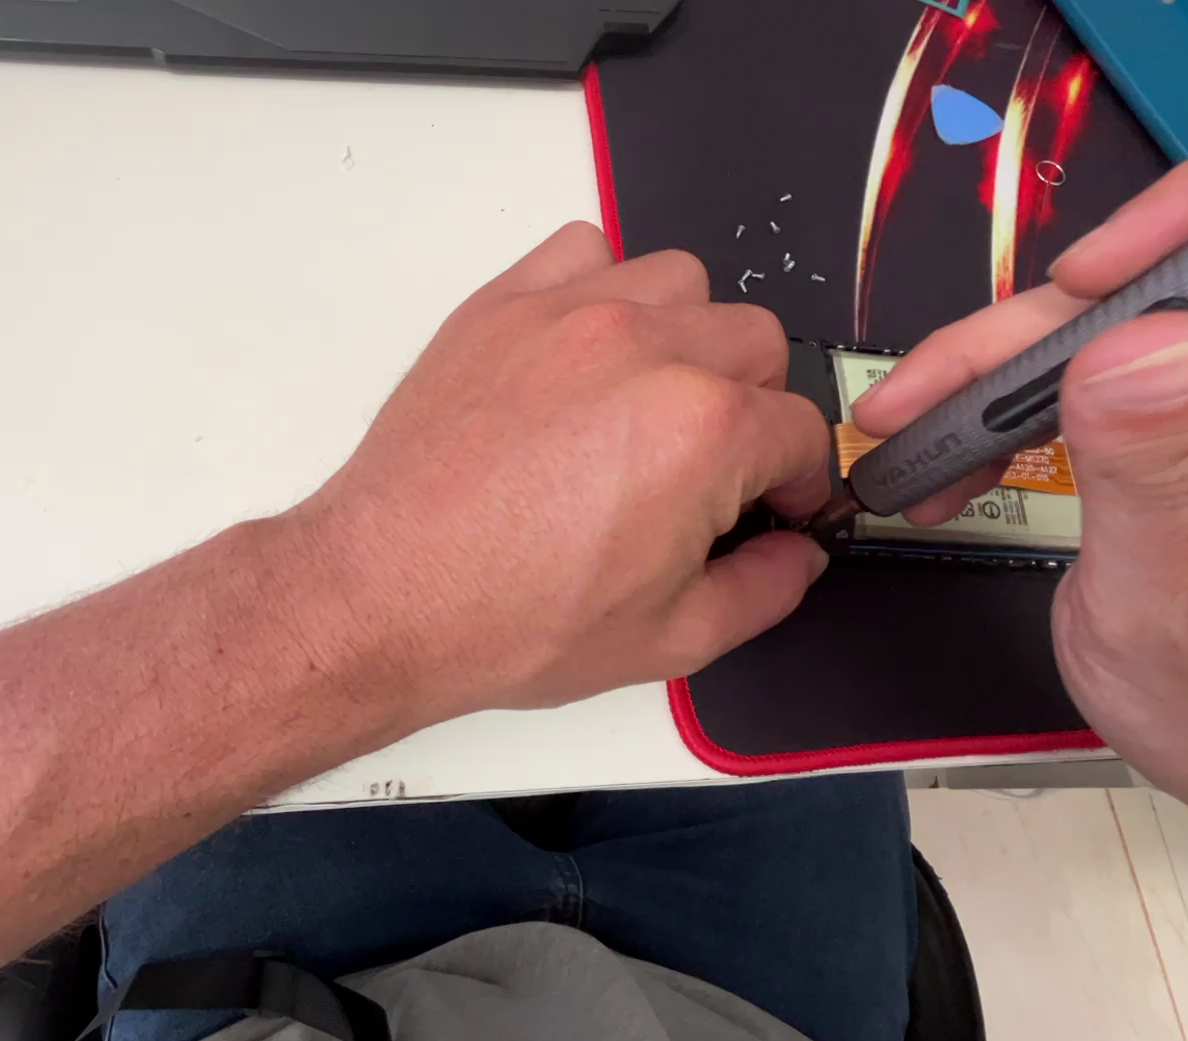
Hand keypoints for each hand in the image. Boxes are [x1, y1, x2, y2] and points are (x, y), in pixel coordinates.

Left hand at [285, 223, 828, 727]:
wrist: (385, 595)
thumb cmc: (512, 622)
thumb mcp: (669, 639)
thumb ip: (764, 590)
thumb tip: (797, 553)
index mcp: (703, 430)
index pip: (802, 430)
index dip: (800, 479)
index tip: (778, 503)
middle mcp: (645, 348)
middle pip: (756, 344)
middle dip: (755, 408)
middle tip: (713, 465)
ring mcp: (568, 313)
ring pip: (682, 286)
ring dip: (689, 340)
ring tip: (650, 403)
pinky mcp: (503, 305)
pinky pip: (586, 254)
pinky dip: (605, 291)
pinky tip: (585, 356)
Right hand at [853, 141, 1187, 883]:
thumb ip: (1168, 480)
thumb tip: (1131, 344)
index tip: (1079, 285)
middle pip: (1183, 280)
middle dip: (1029, 333)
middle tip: (916, 398)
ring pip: (1122, 327)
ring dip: (1000, 376)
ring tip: (913, 440)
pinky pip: (1109, 377)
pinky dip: (1018, 409)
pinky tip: (958, 460)